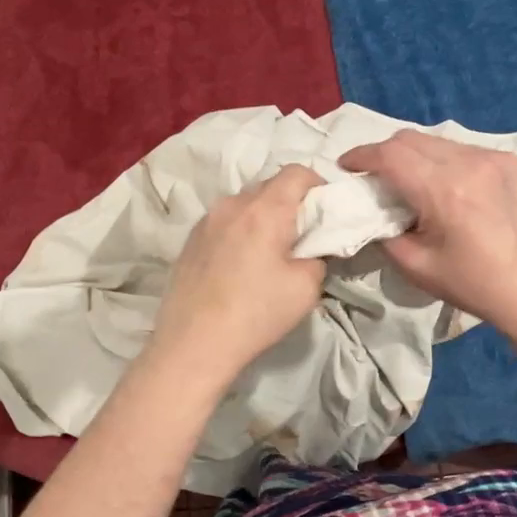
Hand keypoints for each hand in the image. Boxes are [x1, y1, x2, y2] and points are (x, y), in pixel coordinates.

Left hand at [148, 164, 328, 380]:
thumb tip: (312, 248)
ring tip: (269, 252)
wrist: (194, 343)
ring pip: (244, 203)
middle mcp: (233, 204)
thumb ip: (317, 256)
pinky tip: (241, 264)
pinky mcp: (190, 239)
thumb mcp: (306, 288)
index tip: (325, 213)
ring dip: (263, 217)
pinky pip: (224, 221)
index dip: (317, 186)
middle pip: (270, 186)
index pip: (297, 172)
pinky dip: (240, 230)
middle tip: (302, 236)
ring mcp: (207, 220)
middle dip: (291, 203)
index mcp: (265, 209)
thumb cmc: (256, 313)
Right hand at [338, 131, 516, 331]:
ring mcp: (494, 158)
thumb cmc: (473, 284)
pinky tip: (445, 185)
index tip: (345, 166)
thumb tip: (370, 210)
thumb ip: (383, 231)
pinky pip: (463, 149)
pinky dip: (443, 160)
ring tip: (408, 180)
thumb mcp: (415, 265)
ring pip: (436, 141)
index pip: (389, 154)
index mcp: (444, 190)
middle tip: (372, 176)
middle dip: (383, 153)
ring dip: (414, 155)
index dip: (360, 156)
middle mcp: (469, 163)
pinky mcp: (510, 162)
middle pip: (410, 139)